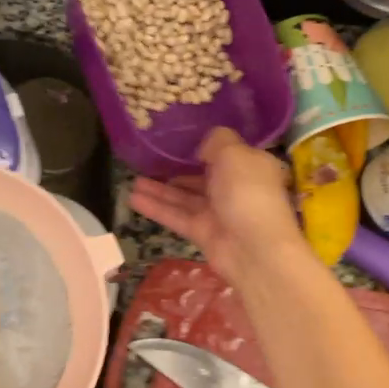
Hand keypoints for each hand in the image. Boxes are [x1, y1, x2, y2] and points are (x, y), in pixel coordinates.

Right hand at [129, 127, 306, 282]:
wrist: (256, 248)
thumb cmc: (248, 191)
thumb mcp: (234, 152)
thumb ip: (216, 141)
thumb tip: (202, 148)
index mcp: (250, 167)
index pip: (226, 154)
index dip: (205, 147)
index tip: (179, 139)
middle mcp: (235, 188)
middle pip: (202, 176)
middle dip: (177, 169)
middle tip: (149, 160)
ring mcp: (218, 212)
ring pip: (184, 197)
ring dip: (159, 188)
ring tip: (132, 180)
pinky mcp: (203, 232)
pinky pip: (176, 215)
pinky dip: (156, 207)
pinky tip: (133, 198)